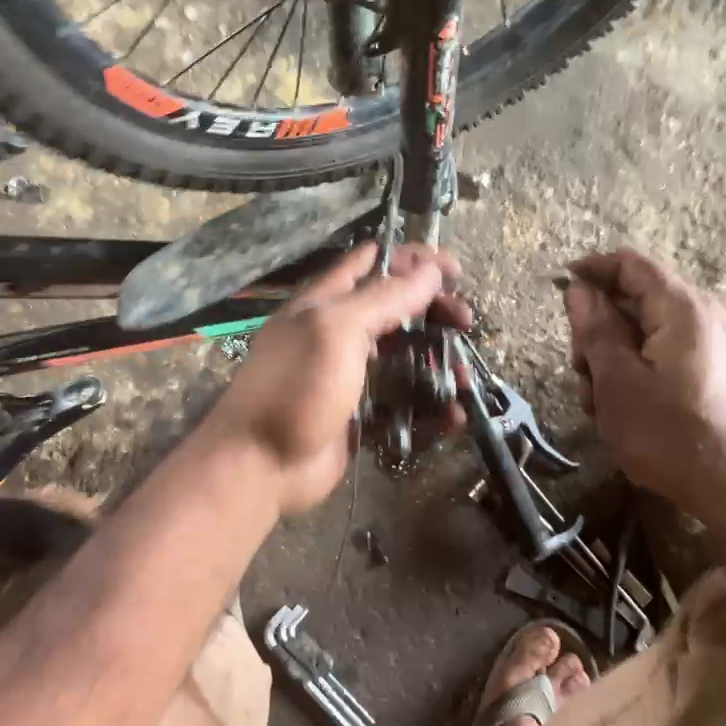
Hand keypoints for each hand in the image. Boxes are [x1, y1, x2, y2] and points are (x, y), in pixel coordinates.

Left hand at [200, 242, 469, 514]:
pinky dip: (431, 409)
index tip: (453, 270)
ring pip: (404, 359)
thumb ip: (384, 298)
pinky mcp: (360, 418)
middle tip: (466, 321)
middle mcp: (338, 334)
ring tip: (465, 377)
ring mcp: (349, 377)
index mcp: (324, 302)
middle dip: (434, 311)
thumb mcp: (337, 330)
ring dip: (438, 362)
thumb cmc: (295, 387)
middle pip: (396, 310)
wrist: (260, 465)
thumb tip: (429, 269)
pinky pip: (404, 406)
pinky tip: (453, 416)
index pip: (372, 263)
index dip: (412, 260)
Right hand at [563, 249, 725, 522]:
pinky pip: (668, 357)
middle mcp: (706, 317)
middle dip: (599, 331)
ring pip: (649, 335)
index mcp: (682, 308)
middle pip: (637, 302)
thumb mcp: (616, 381)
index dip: (591, 270)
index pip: (631, 265)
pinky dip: (640, 373)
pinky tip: (628, 412)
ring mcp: (718, 348)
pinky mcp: (721, 376)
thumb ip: (595, 330)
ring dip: (615, 360)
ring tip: (600, 405)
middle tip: (580, 371)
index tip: (560, 289)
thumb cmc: (670, 433)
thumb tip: (581, 291)